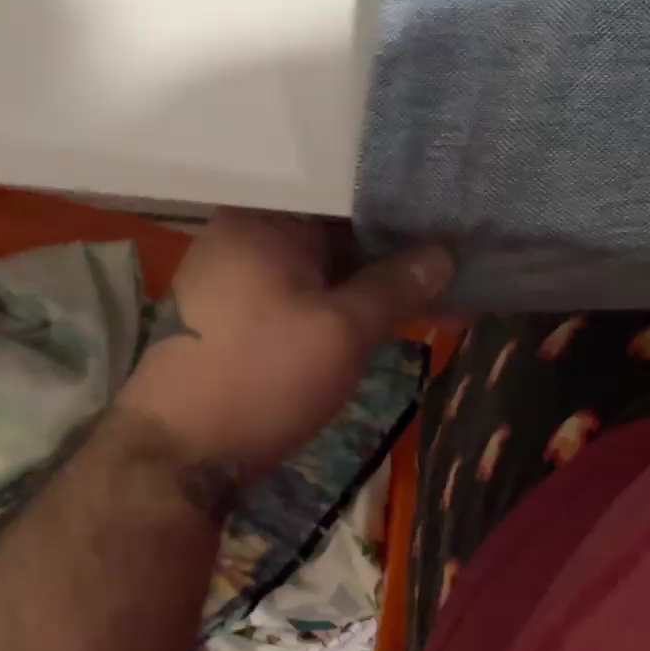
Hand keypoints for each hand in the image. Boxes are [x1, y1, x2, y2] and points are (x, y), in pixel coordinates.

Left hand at [116, 211, 451, 482]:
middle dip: (409, 246)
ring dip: (395, 280)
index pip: (347, 191)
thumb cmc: (263, 376)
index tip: (455, 213)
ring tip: (457, 290)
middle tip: (468, 254)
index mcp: (263, 224)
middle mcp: (254, 239)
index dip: (406, 201)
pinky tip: (418, 313)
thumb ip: (399, 284)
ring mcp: (255, 278)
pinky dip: (369, 301)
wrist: (181, 459)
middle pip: (347, 228)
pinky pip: (328, 291)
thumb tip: (447, 253)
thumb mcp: (346, 328)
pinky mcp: (261, 314)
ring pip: (343, 264)